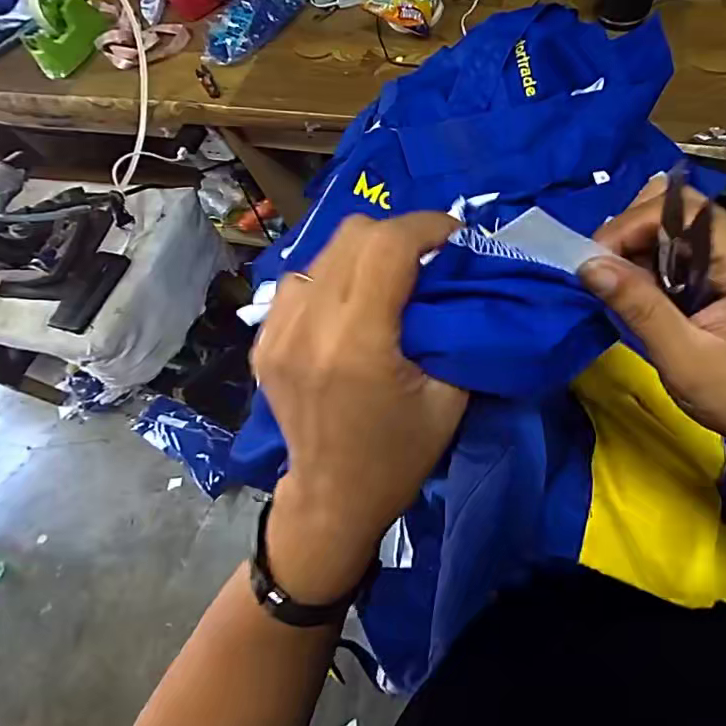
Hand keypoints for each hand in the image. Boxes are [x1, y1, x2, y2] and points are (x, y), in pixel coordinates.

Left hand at [252, 212, 468, 603]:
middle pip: (354, 235)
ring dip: (364, 252)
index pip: (387, 245)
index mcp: (356, 343)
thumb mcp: (449, 398)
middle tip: (428, 256)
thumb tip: (463, 277)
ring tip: (389, 278)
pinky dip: (331, 277)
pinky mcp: (262, 340)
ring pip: (324, 251)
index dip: (427, 225)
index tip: (454, 236)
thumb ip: (457, 330)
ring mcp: (277, 332)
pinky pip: (300, 280)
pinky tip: (348, 303)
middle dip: (399, 233)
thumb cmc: (397, 455)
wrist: (331, 499)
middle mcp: (308, 326)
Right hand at [577, 181, 725, 453]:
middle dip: (629, 234)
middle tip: (602, 272)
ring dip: (634, 249)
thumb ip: (640, 309)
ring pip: (670, 226)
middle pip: (675, 210)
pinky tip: (635, 291)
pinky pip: (673, 249)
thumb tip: (588, 264)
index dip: (632, 225)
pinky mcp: (722, 271)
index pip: (684, 211)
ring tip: (616, 284)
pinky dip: (644, 263)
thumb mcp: (685, 361)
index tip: (595, 260)